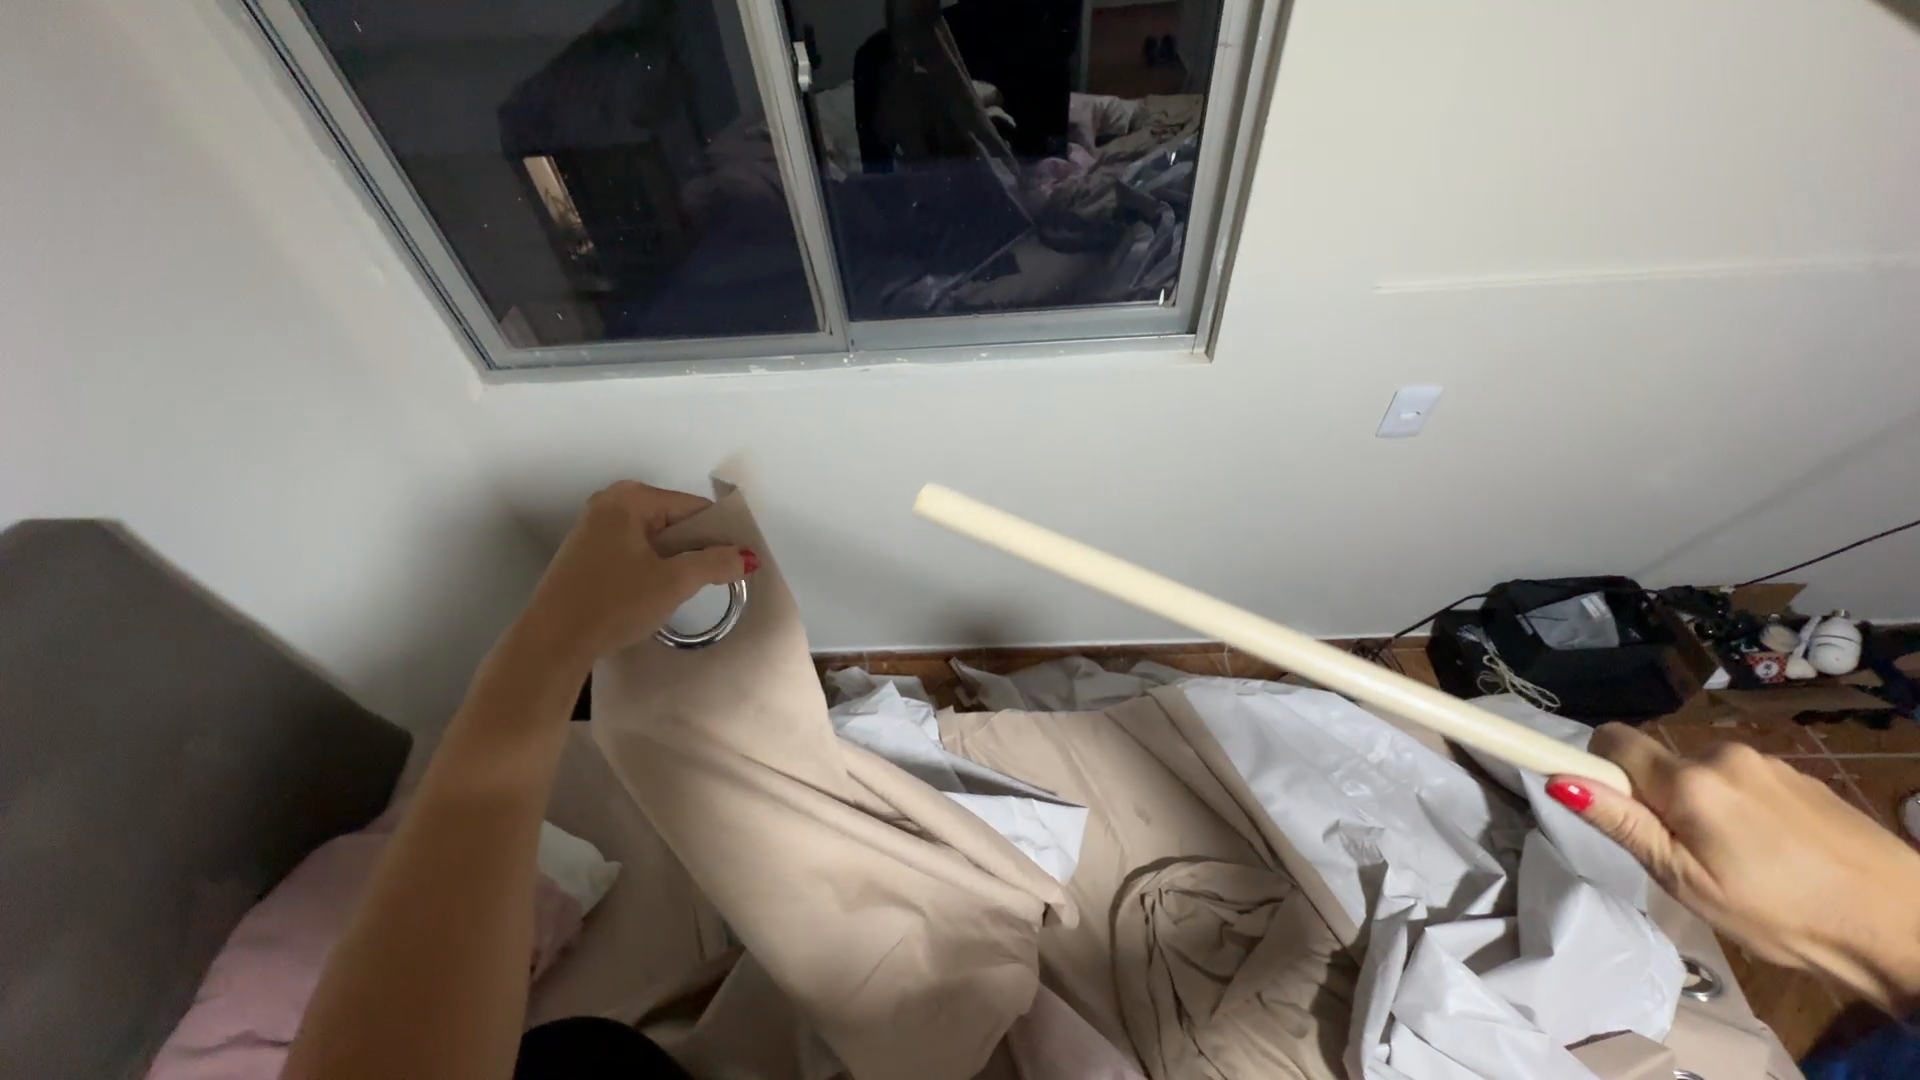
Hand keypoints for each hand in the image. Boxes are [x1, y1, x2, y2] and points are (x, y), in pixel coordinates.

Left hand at [520, 481, 753, 666]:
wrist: (552, 642)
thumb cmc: (614, 603)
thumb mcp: (674, 582)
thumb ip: (716, 563)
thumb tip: (747, 556)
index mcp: (630, 498)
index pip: (694, 508)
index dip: (721, 534)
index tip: (740, 561)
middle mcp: (610, 502)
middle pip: (675, 520)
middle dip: (699, 547)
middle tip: (720, 577)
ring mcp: (594, 527)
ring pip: (656, 538)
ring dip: (677, 559)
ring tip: (693, 587)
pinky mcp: (587, 553)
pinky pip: (636, 550)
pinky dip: (654, 566)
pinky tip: (660, 591)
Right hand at [1549, 724, 1919, 1011]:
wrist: (1915, 934)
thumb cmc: (1786, 916)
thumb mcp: (1687, 881)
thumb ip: (1623, 824)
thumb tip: (1560, 779)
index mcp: (1689, 780)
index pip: (1609, 739)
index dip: (1592, 763)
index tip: (1600, 800)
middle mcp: (1723, 756)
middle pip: (1655, 759)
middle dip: (1652, 795)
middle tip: (1680, 852)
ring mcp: (1768, 764)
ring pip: (1698, 771)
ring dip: (1696, 803)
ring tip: (1733, 858)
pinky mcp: (1801, 778)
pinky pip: (1740, 780)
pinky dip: (1737, 807)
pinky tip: (1771, 851)